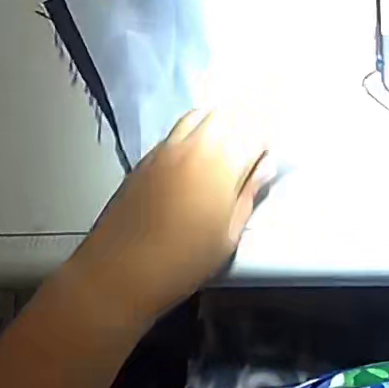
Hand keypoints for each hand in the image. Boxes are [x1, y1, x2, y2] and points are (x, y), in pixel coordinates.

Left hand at [64, 110, 272, 328]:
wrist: (120, 271)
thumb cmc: (183, 261)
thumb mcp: (228, 235)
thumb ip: (249, 195)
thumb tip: (265, 168)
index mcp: (221, 166)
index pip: (254, 134)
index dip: (265, 143)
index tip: (268, 157)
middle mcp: (193, 147)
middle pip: (225, 116)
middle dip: (243, 126)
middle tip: (250, 149)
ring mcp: (165, 150)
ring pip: (197, 116)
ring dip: (216, 124)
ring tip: (224, 146)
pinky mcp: (145, 159)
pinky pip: (175, 132)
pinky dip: (192, 134)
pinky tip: (194, 158)